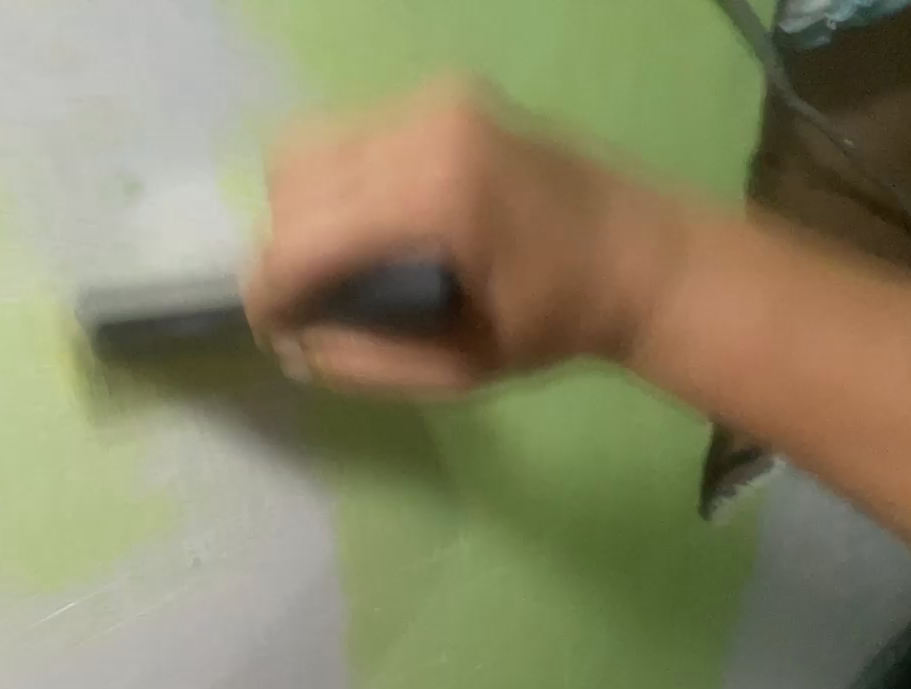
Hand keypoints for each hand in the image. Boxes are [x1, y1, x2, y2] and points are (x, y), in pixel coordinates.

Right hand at [244, 78, 683, 396]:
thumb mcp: (456, 370)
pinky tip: (362, 231)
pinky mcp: (439, 95)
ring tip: (331, 269)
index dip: (269, 291)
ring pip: (306, 150)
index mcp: (437, 197)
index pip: (301, 238)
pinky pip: (344, 138)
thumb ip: (364, 362)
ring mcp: (433, 98)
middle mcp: (425, 125)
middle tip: (303, 306)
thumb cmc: (552, 324)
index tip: (272, 331)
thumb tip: (291, 346)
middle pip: (290, 182)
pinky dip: (330, 189)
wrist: (641, 254)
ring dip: (298, 217)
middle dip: (279, 254)